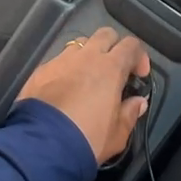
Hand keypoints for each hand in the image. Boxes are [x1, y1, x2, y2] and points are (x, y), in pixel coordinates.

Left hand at [17, 27, 150, 163]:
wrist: (41, 146)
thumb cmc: (87, 139)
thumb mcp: (117, 134)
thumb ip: (130, 113)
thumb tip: (138, 102)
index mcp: (110, 68)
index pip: (131, 45)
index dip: (139, 56)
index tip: (139, 75)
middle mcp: (87, 57)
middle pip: (106, 34)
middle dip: (114, 47)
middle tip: (114, 69)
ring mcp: (61, 61)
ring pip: (80, 44)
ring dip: (88, 55)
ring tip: (87, 77)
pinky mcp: (41, 70)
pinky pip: (59, 60)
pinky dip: (66, 69)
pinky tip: (63, 88)